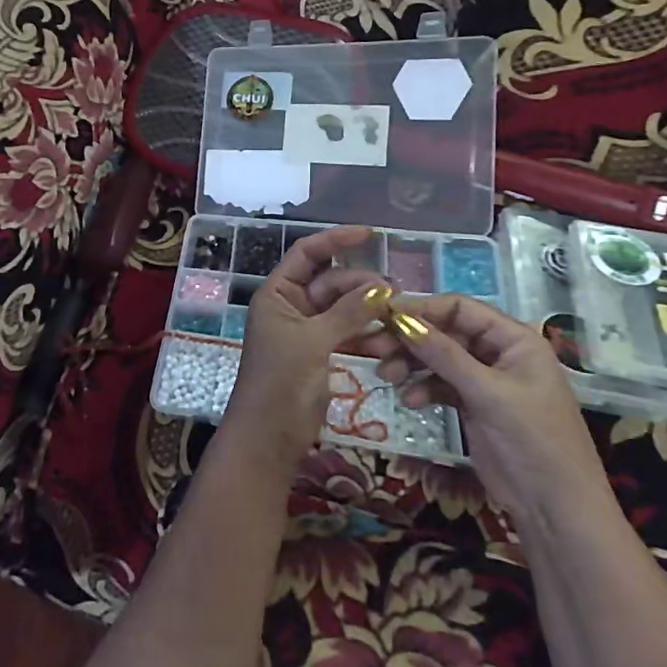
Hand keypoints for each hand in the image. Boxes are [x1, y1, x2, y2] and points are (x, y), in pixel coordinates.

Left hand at [226, 226, 391, 466]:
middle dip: (362, 285)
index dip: (335, 240)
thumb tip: (383, 287)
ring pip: (344, 308)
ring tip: (396, 319)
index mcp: (276, 293)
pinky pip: (348, 332)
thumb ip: (348, 312)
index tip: (370, 233)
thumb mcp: (313, 341)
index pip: (306, 254)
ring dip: (369, 312)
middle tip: (395, 296)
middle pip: (332, 282)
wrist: (269, 433)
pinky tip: (388, 342)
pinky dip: (366, 335)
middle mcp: (290, 306)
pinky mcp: (321, 352)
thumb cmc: (280, 380)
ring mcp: (307, 329)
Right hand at [374, 294, 610, 525]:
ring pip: (438, 358)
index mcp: (515, 340)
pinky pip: (439, 384)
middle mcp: (499, 353)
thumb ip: (444, 355)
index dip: (422, 309)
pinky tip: (410, 401)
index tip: (382, 315)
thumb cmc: (532, 439)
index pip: (461, 309)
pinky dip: (422, 388)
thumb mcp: (488, 393)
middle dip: (410, 339)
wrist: (554, 504)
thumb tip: (401, 320)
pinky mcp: (472, 404)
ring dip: (411, 364)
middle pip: (445, 332)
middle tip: (373, 348)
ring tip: (387, 377)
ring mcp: (484, 380)